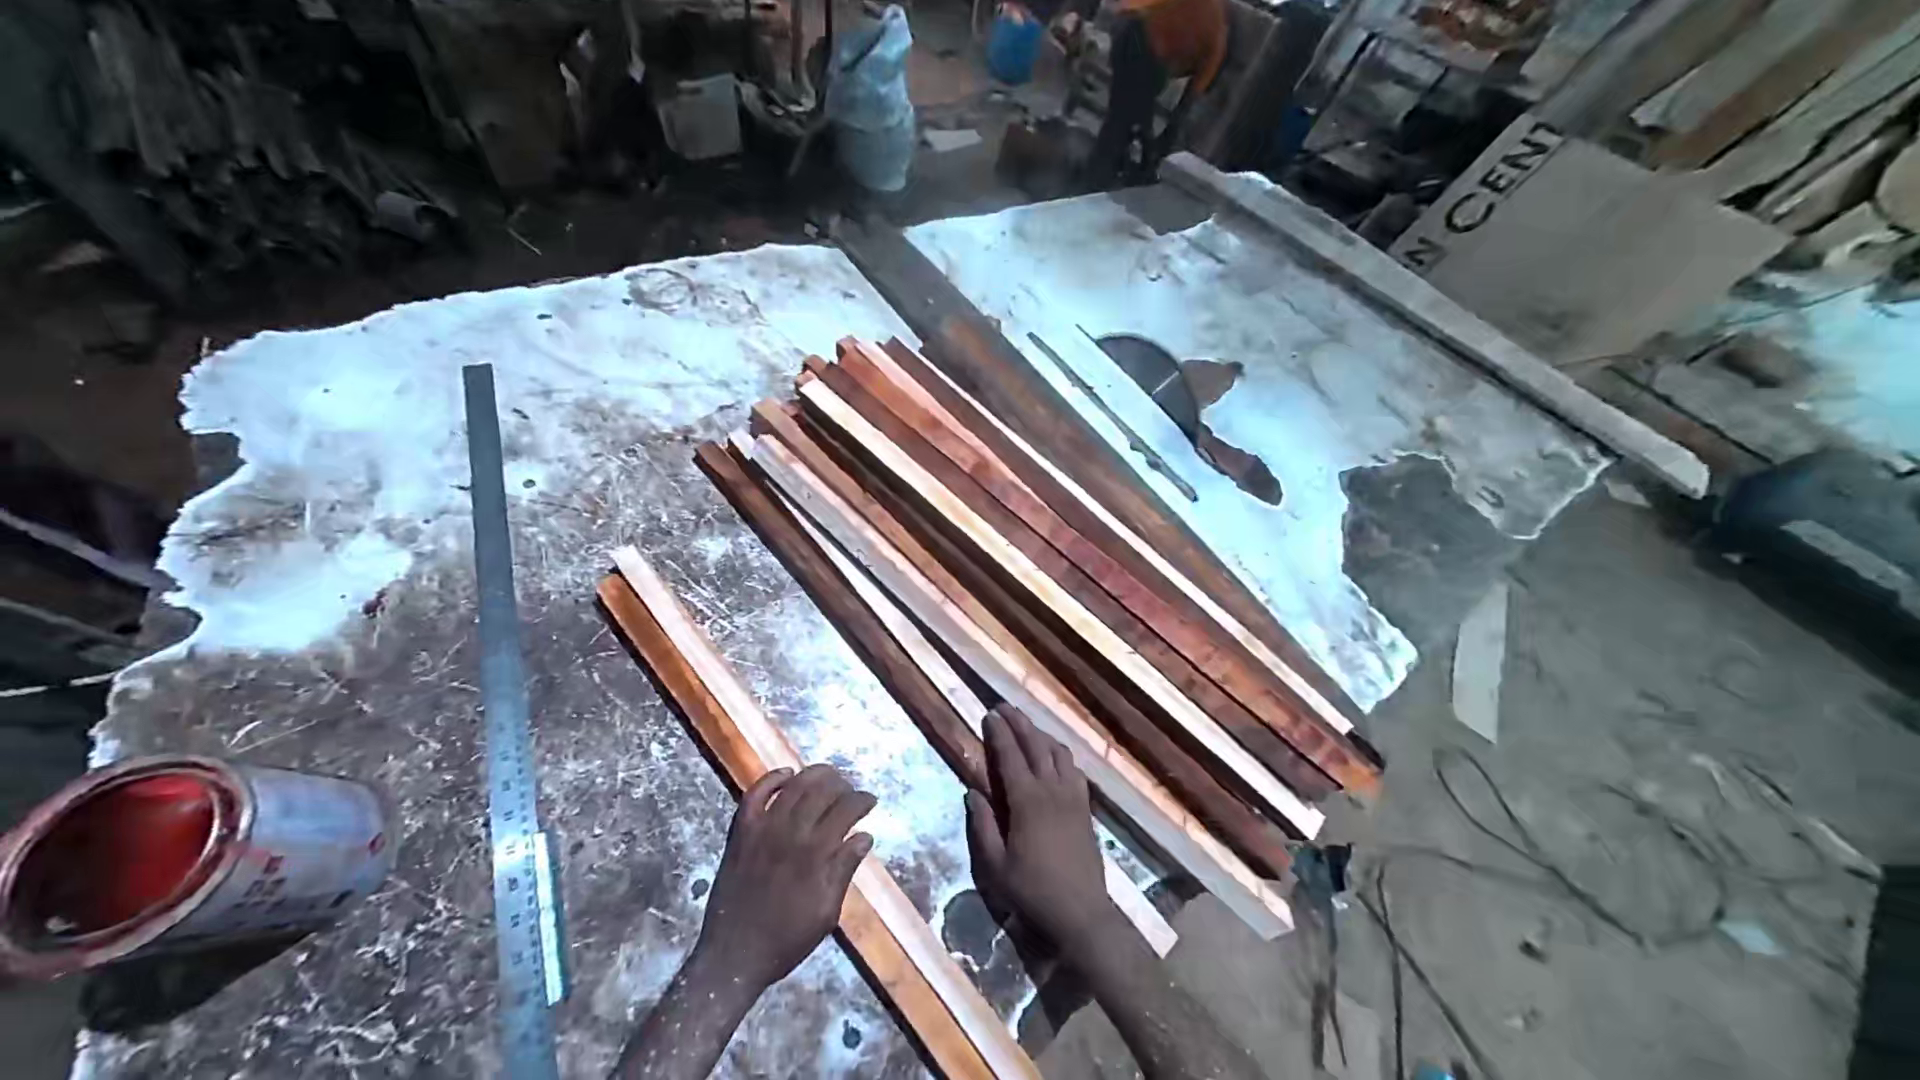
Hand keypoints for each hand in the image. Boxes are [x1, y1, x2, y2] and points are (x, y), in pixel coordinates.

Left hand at [694, 764, 875, 989]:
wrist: (733, 957)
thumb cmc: (787, 940)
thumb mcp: (827, 912)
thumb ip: (844, 870)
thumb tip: (865, 836)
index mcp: (815, 853)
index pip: (846, 810)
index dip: (862, 800)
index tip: (870, 800)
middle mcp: (790, 832)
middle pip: (821, 791)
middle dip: (842, 784)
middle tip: (850, 789)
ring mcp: (762, 829)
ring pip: (793, 786)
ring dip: (813, 775)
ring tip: (828, 776)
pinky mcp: (741, 832)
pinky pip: (755, 794)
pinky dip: (771, 778)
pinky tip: (787, 774)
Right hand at [965, 705, 1114, 957]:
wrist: (1082, 913)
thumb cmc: (1033, 891)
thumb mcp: (995, 865)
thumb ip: (982, 826)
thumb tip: (973, 792)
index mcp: (1027, 801)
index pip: (1010, 756)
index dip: (999, 733)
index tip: (989, 714)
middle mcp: (1052, 790)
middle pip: (1036, 745)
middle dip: (1019, 722)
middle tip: (1005, 707)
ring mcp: (1073, 796)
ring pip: (1058, 752)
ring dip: (1041, 734)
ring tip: (1026, 726)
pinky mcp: (1085, 807)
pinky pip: (1073, 768)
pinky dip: (1060, 753)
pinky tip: (1054, 755)